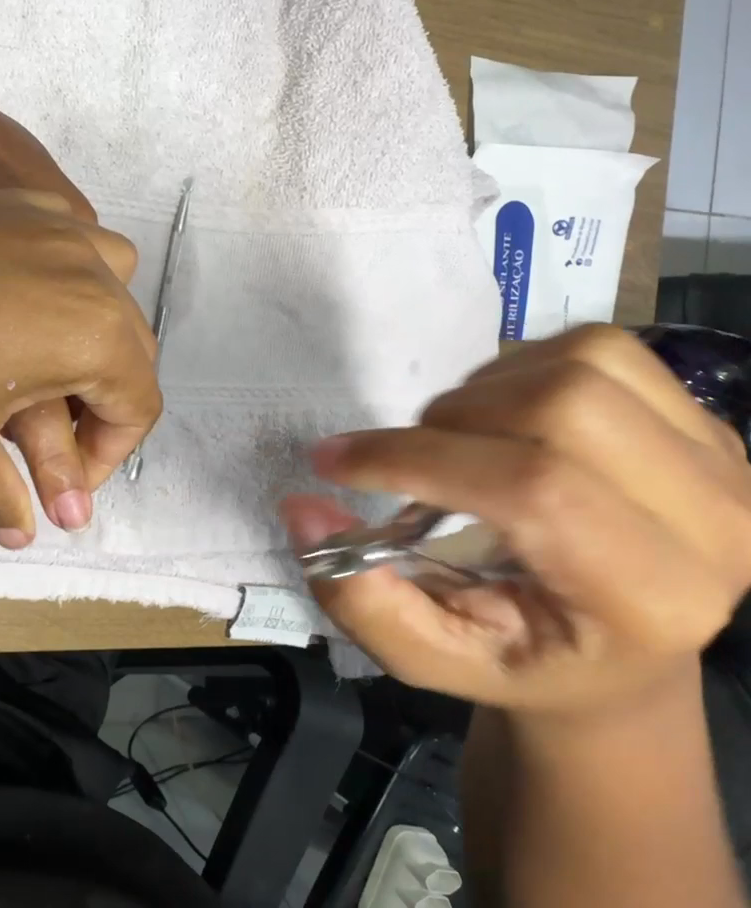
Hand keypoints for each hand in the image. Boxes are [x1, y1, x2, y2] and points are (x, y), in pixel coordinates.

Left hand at [0, 50, 116, 534]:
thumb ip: (0, 495)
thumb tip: (19, 535)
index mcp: (94, 332)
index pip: (138, 403)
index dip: (108, 457)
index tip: (64, 488)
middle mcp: (87, 266)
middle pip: (128, 343)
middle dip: (99, 401)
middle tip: (50, 443)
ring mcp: (42, 220)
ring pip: (102, 280)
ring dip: (86, 330)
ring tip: (31, 369)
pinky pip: (56, 240)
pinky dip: (52, 278)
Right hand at [282, 326, 750, 718]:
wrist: (620, 659)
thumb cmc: (518, 660)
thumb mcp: (425, 657)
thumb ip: (358, 598)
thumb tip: (302, 507)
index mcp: (651, 597)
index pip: (534, 487)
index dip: (414, 460)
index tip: (331, 463)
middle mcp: (719, 524)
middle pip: (565, 404)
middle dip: (448, 421)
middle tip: (407, 458)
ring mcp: (727, 465)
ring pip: (583, 363)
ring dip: (481, 390)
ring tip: (453, 440)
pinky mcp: (711, 425)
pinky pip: (602, 350)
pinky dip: (520, 367)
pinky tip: (499, 418)